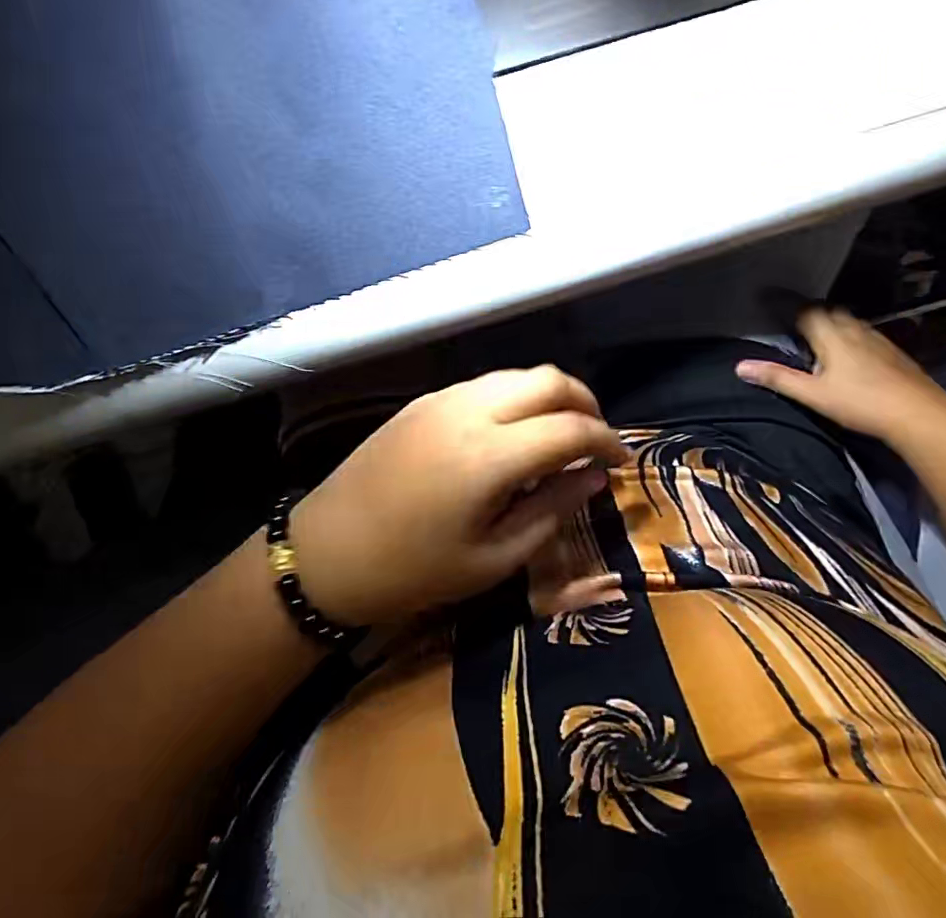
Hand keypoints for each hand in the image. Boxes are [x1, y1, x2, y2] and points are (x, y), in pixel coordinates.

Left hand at [290, 366, 632, 626]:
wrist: (324, 555)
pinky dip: (518, 397)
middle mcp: (471, 410)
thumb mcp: (494, 558)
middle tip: (597, 441)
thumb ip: (552, 510)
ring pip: (519, 374)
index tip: (621, 461)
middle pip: (551, 380)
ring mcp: (444, 399)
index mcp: (491, 454)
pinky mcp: (424, 402)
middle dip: (587, 404)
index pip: (572, 427)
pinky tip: (516, 433)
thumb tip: (593, 477)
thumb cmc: (413, 571)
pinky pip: (488, 384)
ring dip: (552, 396)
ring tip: (561, 435)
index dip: (607, 441)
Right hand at [736, 308, 945, 450]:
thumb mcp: (813, 395)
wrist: (918, 412)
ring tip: (818, 332)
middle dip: (809, 311)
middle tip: (792, 317)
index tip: (767, 296)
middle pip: (827, 310)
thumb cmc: (861, 403)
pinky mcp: (891, 350)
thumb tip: (741, 367)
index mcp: (831, 335)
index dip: (784, 302)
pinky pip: (863, 332)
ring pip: (848, 320)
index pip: (803, 310)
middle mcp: (853, 328)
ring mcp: (876, 337)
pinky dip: (849, 334)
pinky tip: (850, 351)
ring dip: (830, 321)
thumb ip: (778, 379)